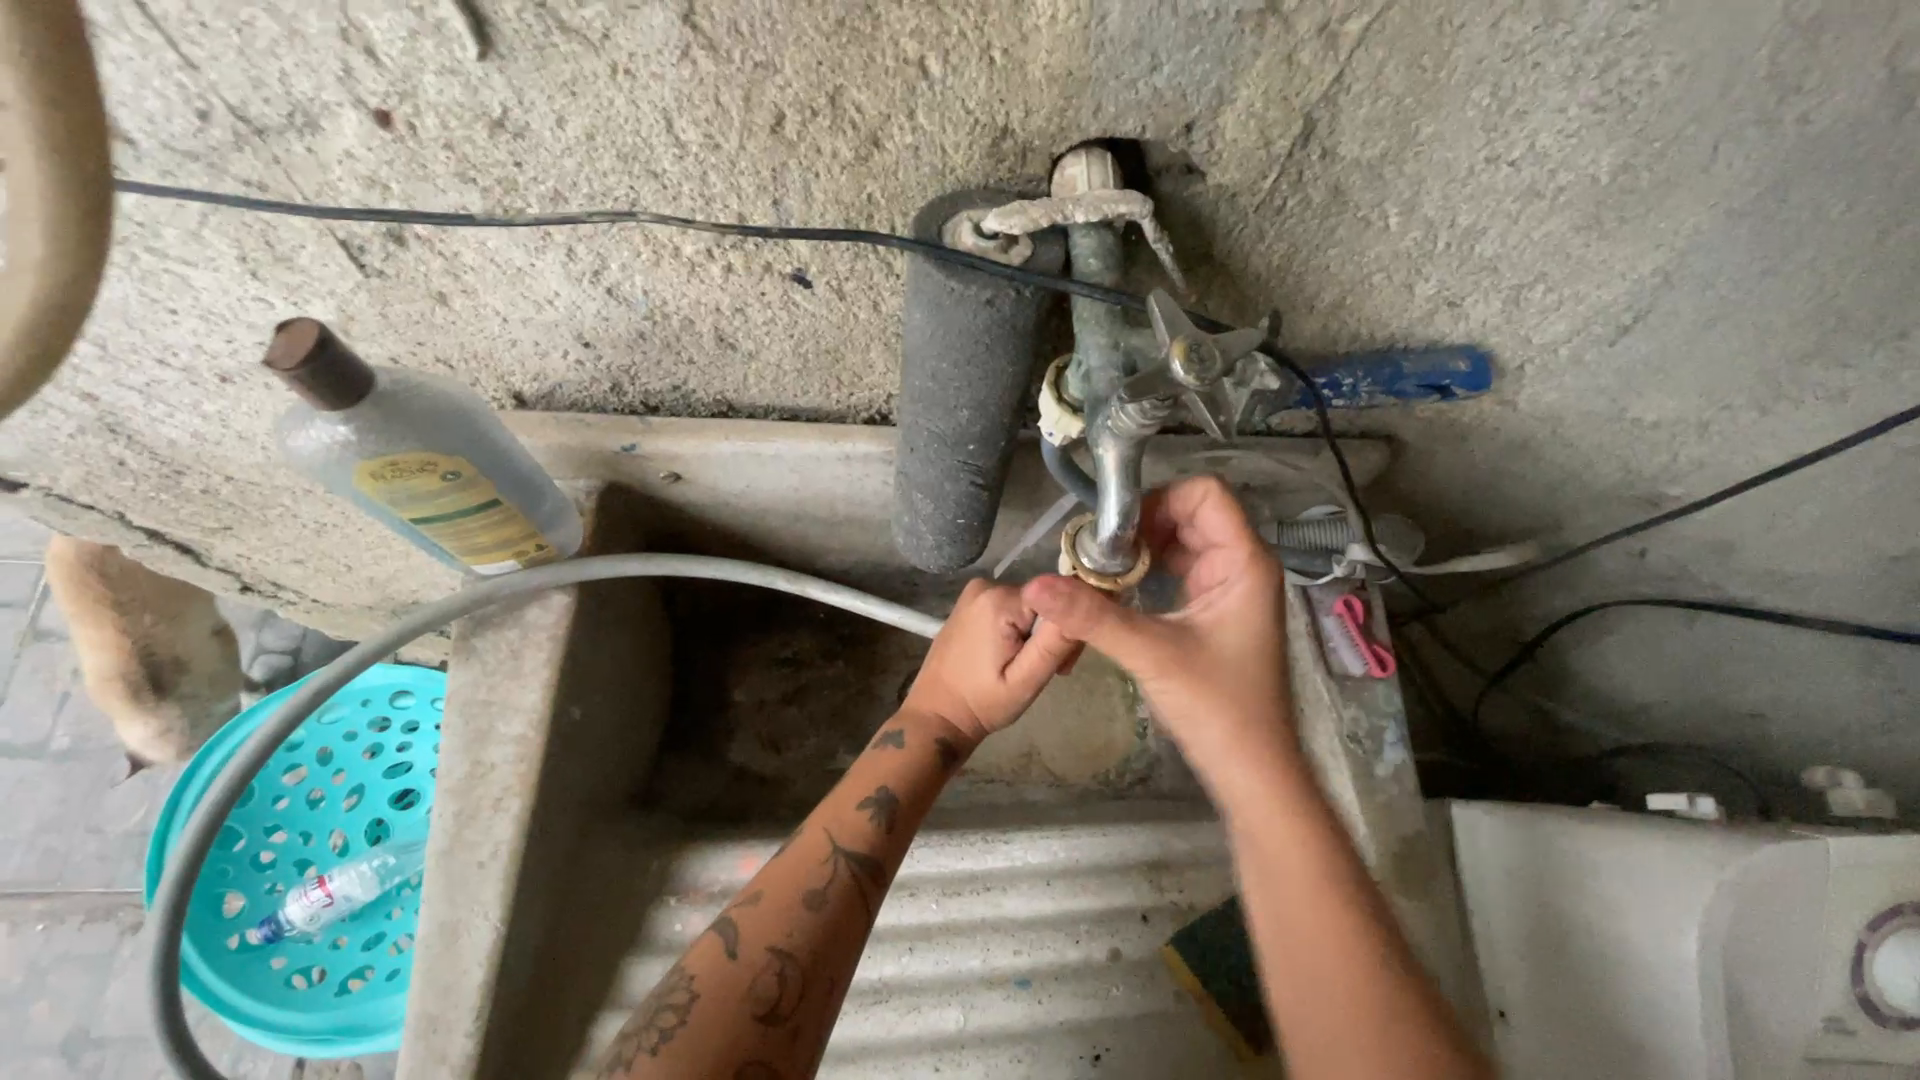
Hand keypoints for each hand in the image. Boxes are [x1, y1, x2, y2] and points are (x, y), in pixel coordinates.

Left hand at [901, 578, 1078, 745]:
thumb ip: (1054, 642)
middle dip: (1052, 634)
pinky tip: (1010, 657)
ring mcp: (975, 591)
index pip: (1059, 598)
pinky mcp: (971, 602)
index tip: (1062, 664)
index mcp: (1000, 600)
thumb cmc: (982, 703)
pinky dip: (1019, 630)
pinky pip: (1011, 608)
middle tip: (1046, 672)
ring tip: (1025, 669)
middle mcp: (987, 585)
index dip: (1068, 628)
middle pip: (1045, 601)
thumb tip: (1084, 598)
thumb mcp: (1025, 681)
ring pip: (1031, 605)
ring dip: (1036, 634)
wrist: (937, 715)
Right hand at [1022, 475, 1291, 777]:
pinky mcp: (1213, 612)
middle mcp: (1240, 566)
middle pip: (1188, 515)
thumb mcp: (1150, 653)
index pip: (1204, 494)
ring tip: (1098, 570)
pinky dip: (1146, 574)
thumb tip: (1035, 585)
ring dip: (1139, 552)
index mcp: (1244, 562)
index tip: (1114, 530)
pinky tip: (1115, 593)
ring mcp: (1228, 589)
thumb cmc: (1217, 707)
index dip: (1157, 500)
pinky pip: (1177, 573)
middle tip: (1095, 551)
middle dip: (1139, 527)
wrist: (1250, 770)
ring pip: (1179, 544)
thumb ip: (1092, 616)